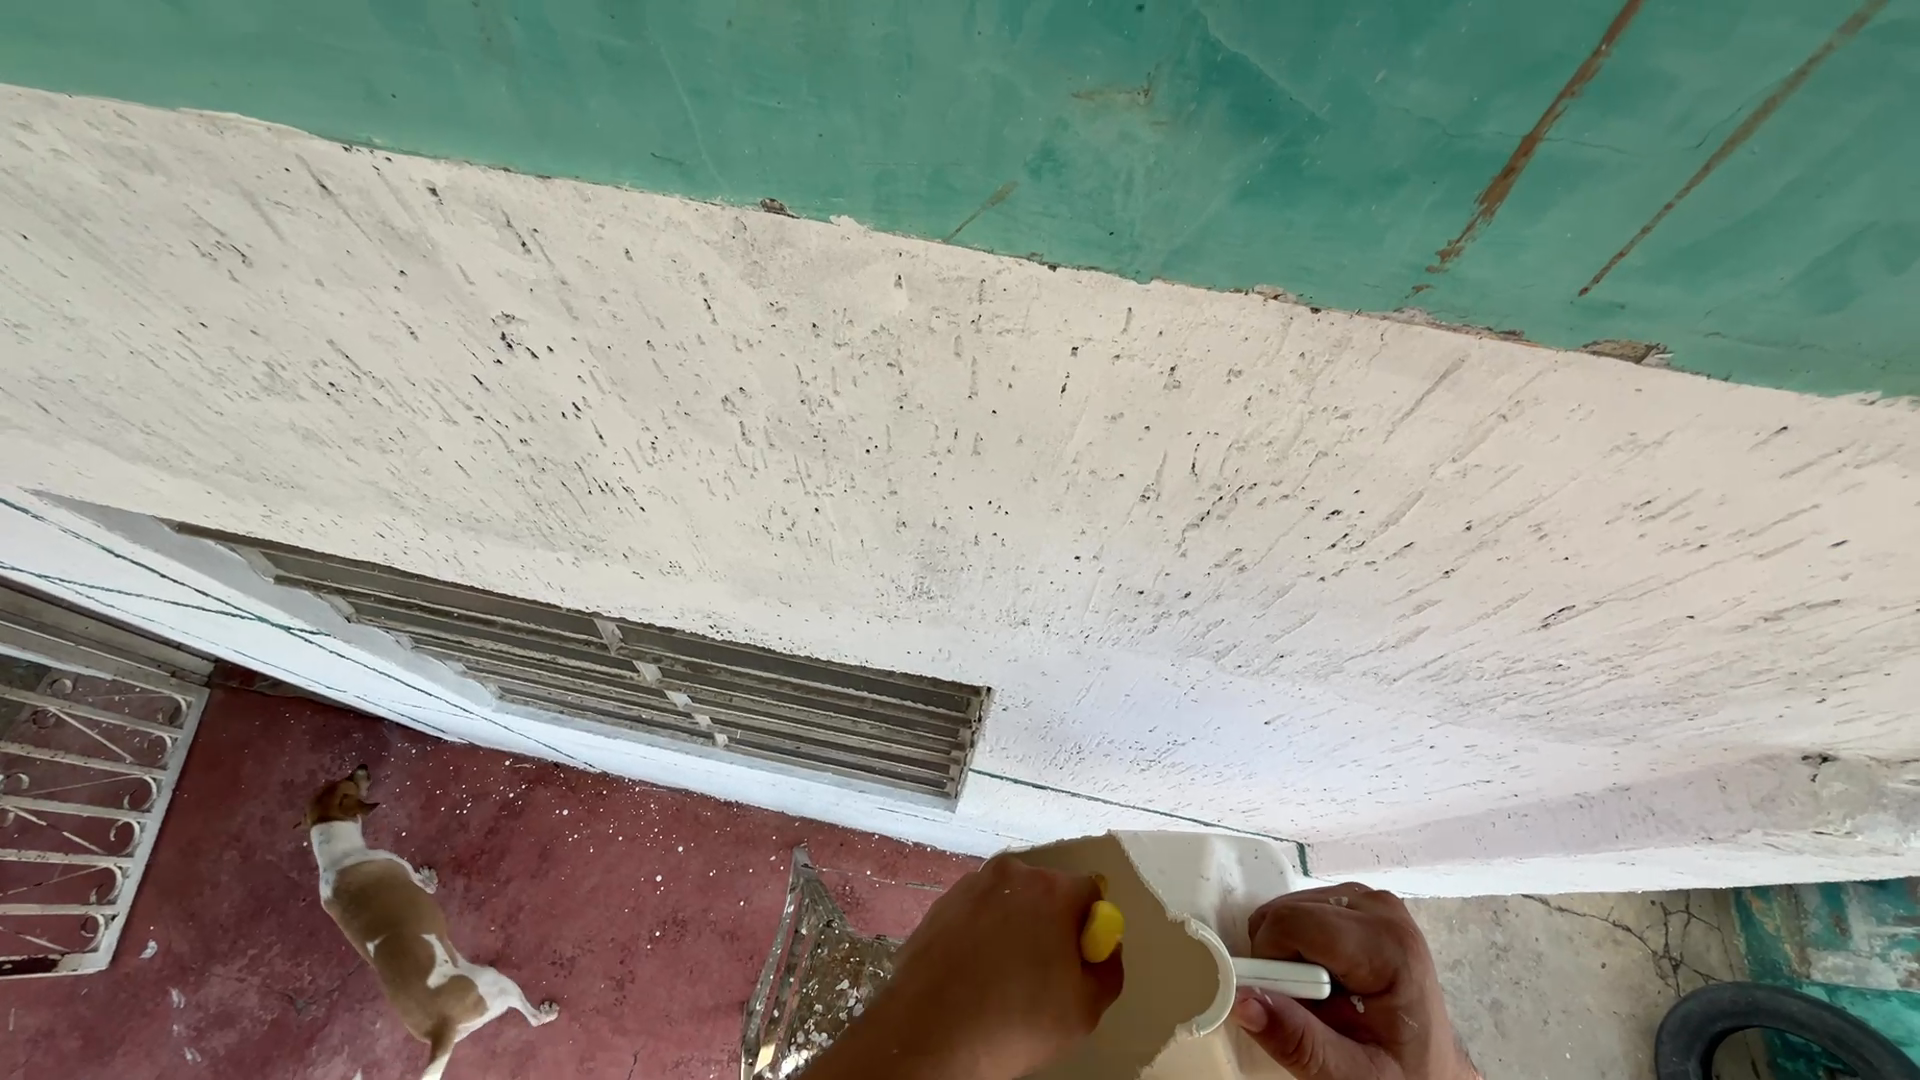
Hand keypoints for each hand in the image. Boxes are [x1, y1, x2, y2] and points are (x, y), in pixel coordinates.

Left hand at [802, 854, 1122, 1079]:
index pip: (1090, 892)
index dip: (1090, 926)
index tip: (1077, 960)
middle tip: (1042, 973)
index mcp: (1052, 890)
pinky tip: (974, 971)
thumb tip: (1105, 947)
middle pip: (1047, 891)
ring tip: (1002, 976)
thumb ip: (1108, 969)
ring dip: (1014, 925)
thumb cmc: (1015, 1022)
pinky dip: (981, 932)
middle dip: (1051, 923)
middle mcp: (1011, 873)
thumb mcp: (1085, 1010)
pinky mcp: (941, 902)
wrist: (931, 1032)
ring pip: (1009, 899)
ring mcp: (971, 884)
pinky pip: (976, 911)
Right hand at [1231, 883, 1476, 1079]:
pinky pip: (1298, 911)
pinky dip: (1295, 945)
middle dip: (1278, 961)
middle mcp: (1380, 908)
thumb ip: (1299, 1043)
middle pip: (1286, 912)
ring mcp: (1370, 901)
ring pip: (1286, 909)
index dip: (1270, 963)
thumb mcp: (1353, 1078)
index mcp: (1389, 945)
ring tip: (1317, 998)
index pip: (1292, 923)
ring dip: (1284, 954)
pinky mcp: (1358, 903)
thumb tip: (1240, 1000)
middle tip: (1304, 1008)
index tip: (1285, 1007)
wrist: (1432, 1071)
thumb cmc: (1400, 1077)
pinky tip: (1322, 979)